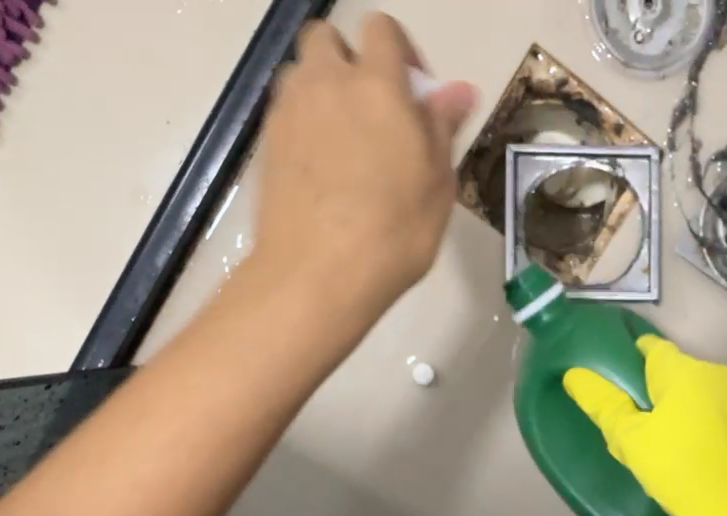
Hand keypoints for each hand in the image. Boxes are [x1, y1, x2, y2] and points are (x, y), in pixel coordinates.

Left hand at [249, 15, 476, 319]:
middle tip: (375, 110)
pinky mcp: (266, 143)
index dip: (401, 51)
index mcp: (378, 86)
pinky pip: (286, 111)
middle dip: (351, 60)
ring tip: (346, 139)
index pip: (382, 29)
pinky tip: (324, 169)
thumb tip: (460, 90)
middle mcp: (327, 83)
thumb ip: (442, 127)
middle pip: (328, 38)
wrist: (319, 273)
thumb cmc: (395, 232)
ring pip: (301, 72)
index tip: (416, 93)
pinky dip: (305, 123)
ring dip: (322, 88)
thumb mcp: (437, 184)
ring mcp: (289, 111)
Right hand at [565, 338, 726, 515]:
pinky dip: (724, 443)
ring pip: (714, 406)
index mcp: (688, 374)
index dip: (631, 366)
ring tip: (682, 463)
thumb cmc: (688, 480)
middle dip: (664, 400)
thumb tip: (576, 376)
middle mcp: (726, 378)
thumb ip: (605, 407)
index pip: (652, 350)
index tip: (620, 391)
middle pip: (683, 379)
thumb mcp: (634, 447)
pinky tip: (717, 476)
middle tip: (645, 438)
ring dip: (696, 422)